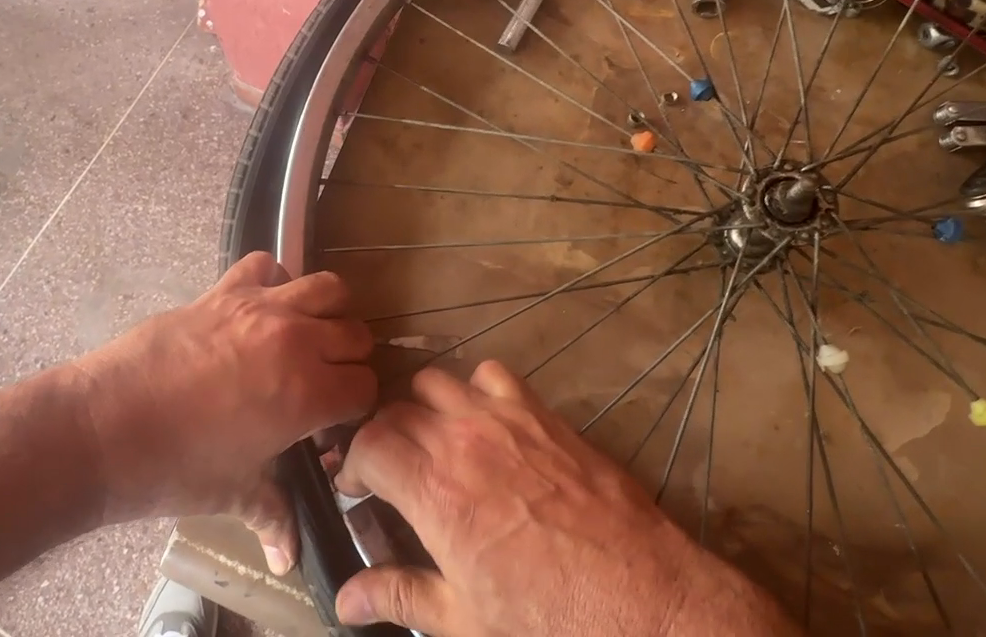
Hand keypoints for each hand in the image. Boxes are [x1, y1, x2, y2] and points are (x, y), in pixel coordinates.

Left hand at [77, 252, 375, 573]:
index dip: (355, 406)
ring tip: (308, 336)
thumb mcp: (233, 494)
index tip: (336, 420)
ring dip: (329, 313)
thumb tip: (288, 558)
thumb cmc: (173, 468)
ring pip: (327, 288)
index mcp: (307, 394)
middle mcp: (295, 341)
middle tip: (324, 381)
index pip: (364, 386)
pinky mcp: (224, 290)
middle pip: (356, 334)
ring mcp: (260, 307)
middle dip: (349, 360)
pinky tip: (264, 308)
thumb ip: (273, 516)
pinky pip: (267, 265)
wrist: (103, 427)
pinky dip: (276, 280)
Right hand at [335, 362, 795, 636]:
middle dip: (381, 437)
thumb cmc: (548, 616)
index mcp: (435, 490)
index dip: (350, 462)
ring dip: (421, 406)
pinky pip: (490, 373)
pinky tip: (483, 419)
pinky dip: (474, 387)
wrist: (640, 596)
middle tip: (390, 470)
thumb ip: (400, 597)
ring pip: (435, 380)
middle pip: (395, 409)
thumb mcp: (466, 619)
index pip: (367, 444)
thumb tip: (344, 602)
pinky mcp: (539, 412)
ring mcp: (502, 418)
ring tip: (431, 439)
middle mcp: (461, 439)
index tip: (355, 486)